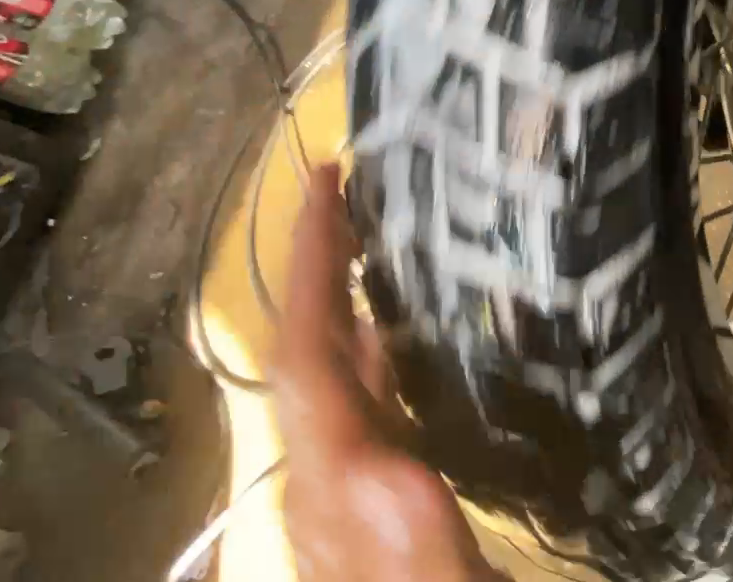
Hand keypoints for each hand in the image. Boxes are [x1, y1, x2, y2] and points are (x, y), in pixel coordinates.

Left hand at [272, 165, 496, 581]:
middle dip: (320, 264)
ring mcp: (350, 473)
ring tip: (374, 232)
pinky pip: (364, 390)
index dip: (312, 267)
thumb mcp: (424, 563)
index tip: (325, 188)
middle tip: (351, 189)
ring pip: (331, 365)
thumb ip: (405, 514)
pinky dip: (375, 338)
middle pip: (308, 347)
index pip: (307, 353)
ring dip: (343, 293)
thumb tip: (390, 453)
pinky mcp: (378, 480)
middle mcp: (329, 465)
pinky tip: (403, 322)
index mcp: (339, 474)